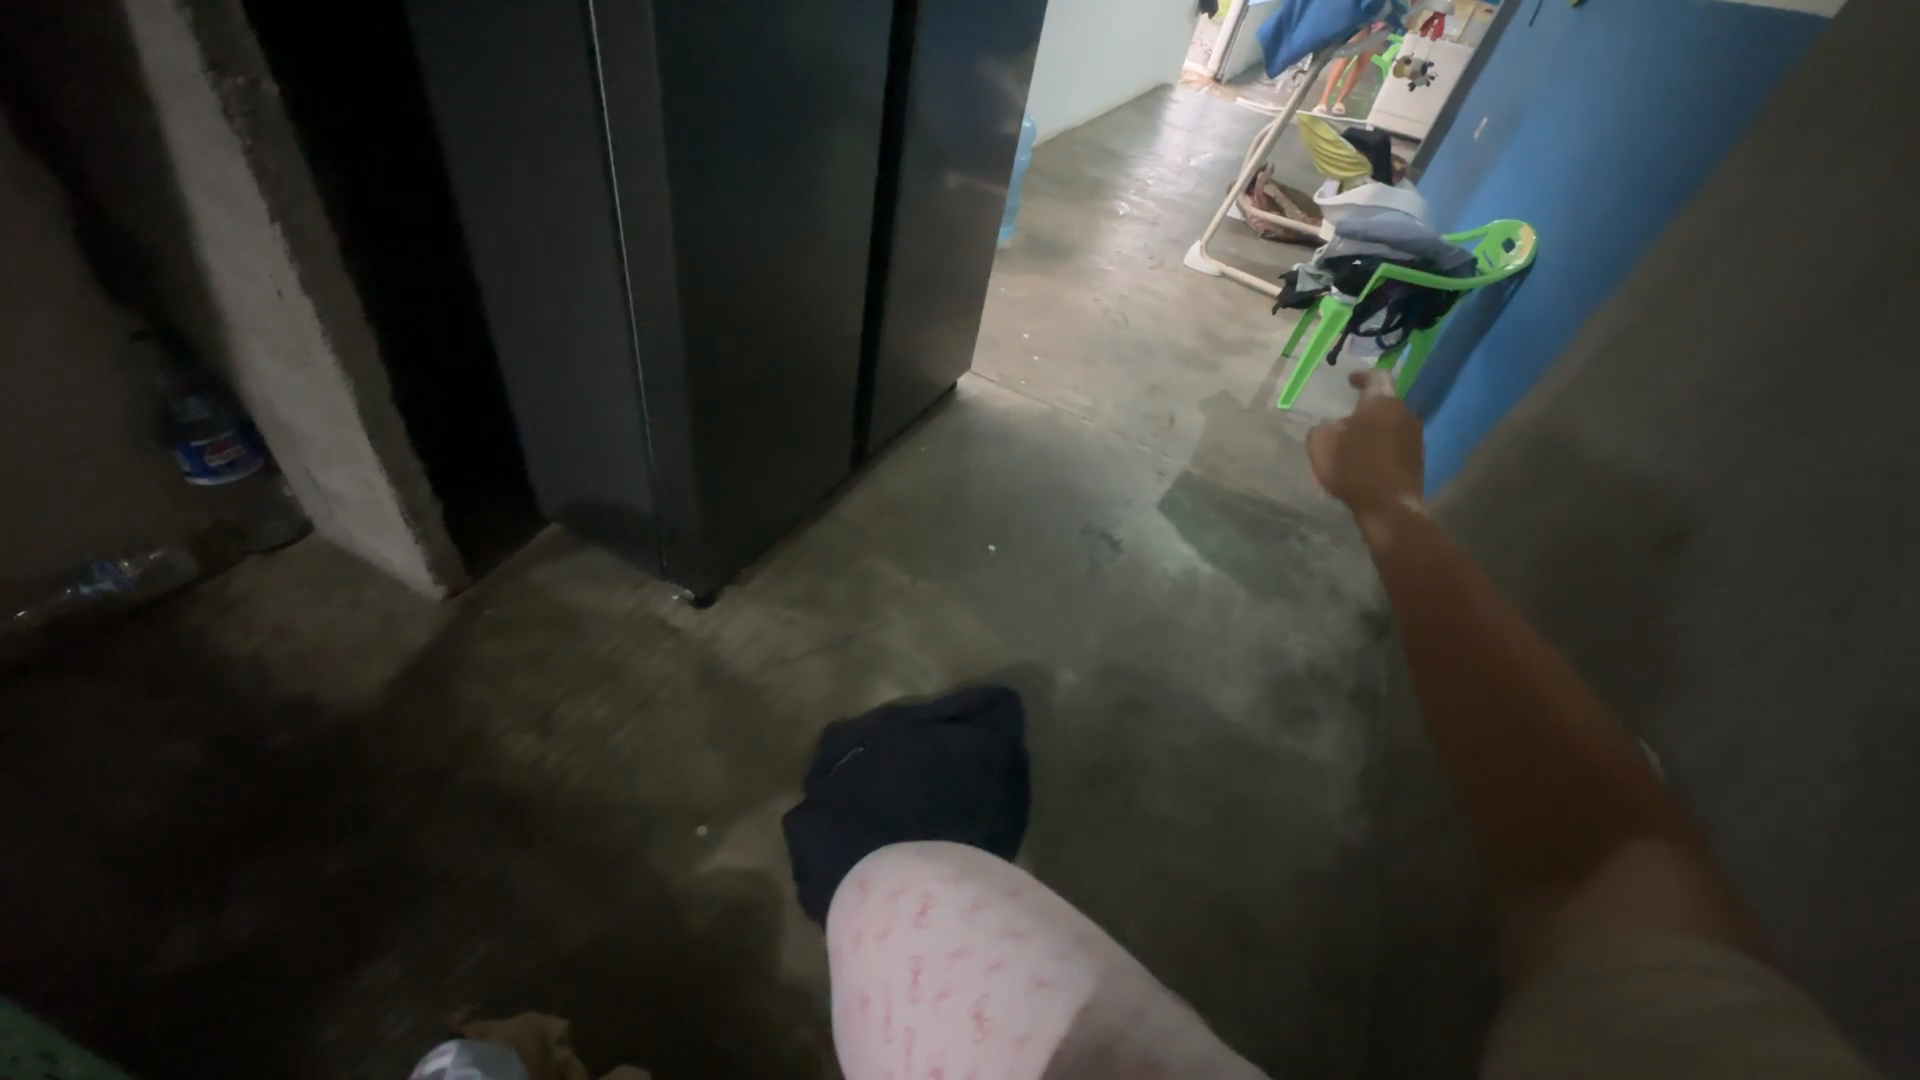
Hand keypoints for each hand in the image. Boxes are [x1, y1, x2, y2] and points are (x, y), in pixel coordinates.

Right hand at [1307, 369, 1424, 521]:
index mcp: (1381, 403)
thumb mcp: (1320, 443)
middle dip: (1366, 409)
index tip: (1350, 380)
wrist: (1388, 505)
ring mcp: (1415, 436)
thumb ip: (1324, 427)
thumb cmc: (1352, 467)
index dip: (1362, 376)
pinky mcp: (1418, 458)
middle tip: (1347, 419)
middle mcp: (1404, 413)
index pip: (1376, 377)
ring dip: (1375, 429)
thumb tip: (1334, 425)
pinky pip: (1396, 444)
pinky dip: (1382, 447)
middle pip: (1385, 403)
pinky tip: (1367, 461)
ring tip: (1355, 443)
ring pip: (1391, 424)